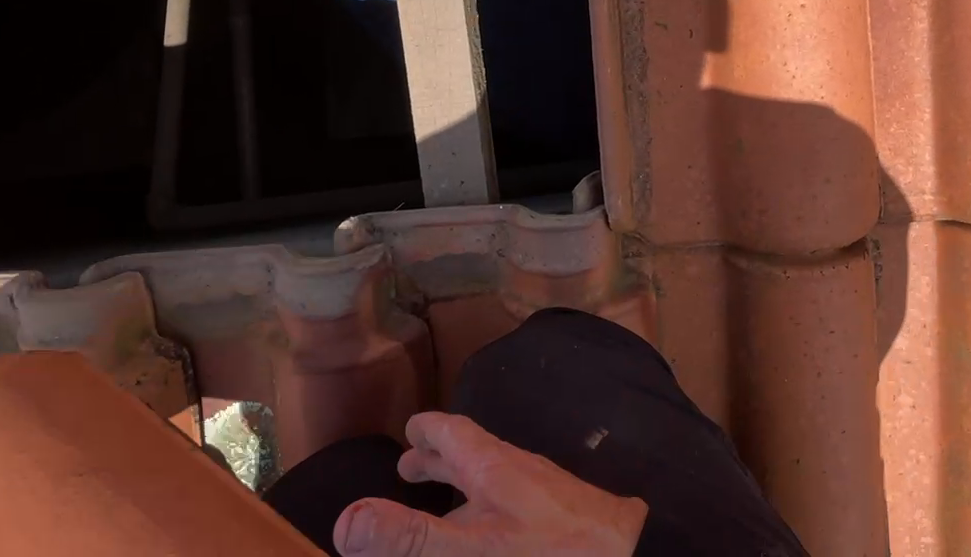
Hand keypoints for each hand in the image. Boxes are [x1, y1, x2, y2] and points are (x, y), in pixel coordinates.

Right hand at [333, 412, 646, 556]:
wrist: (625, 555)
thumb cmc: (543, 551)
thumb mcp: (468, 548)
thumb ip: (411, 538)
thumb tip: (345, 519)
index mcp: (493, 467)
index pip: (454, 434)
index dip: (429, 431)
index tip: (410, 426)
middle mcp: (518, 470)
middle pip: (473, 454)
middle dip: (440, 457)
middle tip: (409, 462)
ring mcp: (543, 491)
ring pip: (495, 478)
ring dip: (465, 482)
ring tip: (443, 493)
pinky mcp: (561, 514)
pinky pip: (514, 501)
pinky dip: (489, 505)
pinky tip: (494, 529)